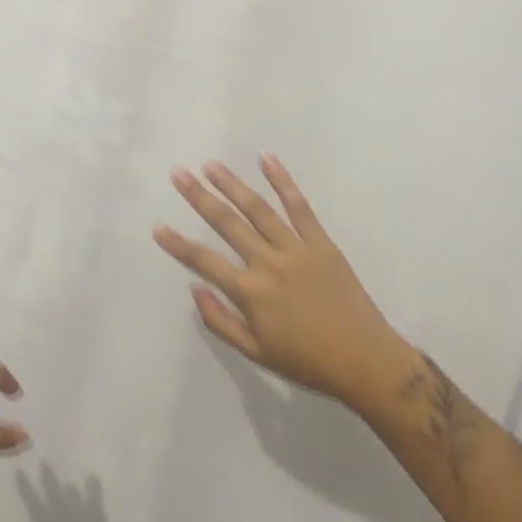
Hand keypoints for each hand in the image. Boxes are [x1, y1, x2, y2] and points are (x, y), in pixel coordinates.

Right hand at [153, 154, 411, 405]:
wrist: (364, 360)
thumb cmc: (305, 360)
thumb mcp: (254, 352)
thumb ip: (219, 320)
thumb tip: (194, 288)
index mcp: (250, 292)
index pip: (203, 261)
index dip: (177, 244)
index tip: (157, 227)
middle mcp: (269, 263)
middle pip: (227, 223)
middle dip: (200, 197)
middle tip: (179, 173)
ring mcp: (297, 249)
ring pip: (258, 209)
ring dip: (233, 184)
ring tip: (211, 164)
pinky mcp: (322, 243)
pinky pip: (300, 207)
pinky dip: (283, 182)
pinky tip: (266, 160)